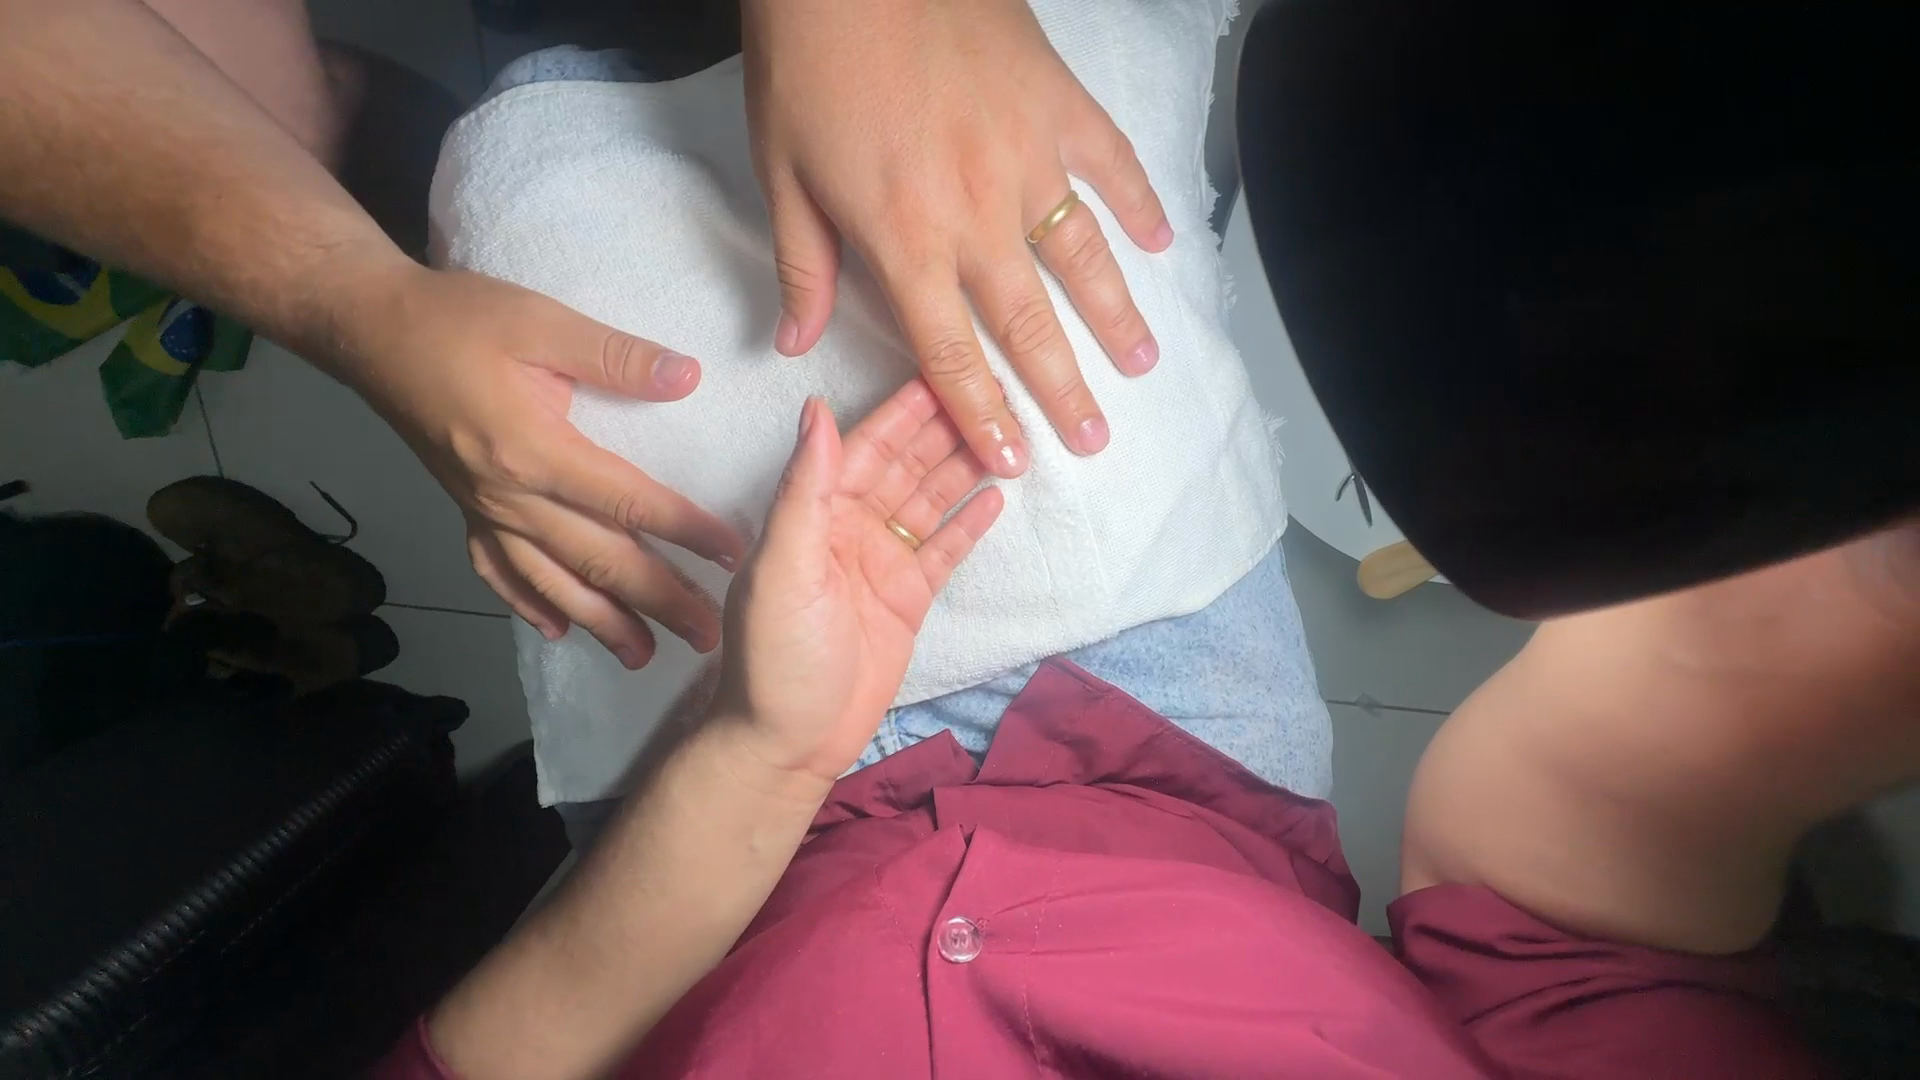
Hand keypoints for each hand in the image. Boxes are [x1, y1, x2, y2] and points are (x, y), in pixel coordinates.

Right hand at [325, 263, 744, 667]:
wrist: (365, 326)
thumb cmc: (457, 319)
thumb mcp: (542, 321)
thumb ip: (617, 355)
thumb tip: (689, 376)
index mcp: (536, 451)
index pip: (630, 504)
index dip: (687, 532)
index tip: (734, 557)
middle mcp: (511, 496)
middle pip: (599, 561)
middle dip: (658, 603)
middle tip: (708, 636)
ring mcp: (485, 511)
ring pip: (552, 582)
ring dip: (601, 623)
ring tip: (645, 656)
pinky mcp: (466, 511)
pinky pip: (499, 572)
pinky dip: (530, 605)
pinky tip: (556, 631)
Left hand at [713, 380, 1003, 784]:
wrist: (792, 741)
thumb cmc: (777, 658)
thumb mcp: (785, 569)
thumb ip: (806, 492)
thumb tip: (817, 410)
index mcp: (816, 515)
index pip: (867, 449)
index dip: (905, 413)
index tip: (945, 375)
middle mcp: (851, 528)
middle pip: (906, 467)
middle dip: (945, 431)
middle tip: (995, 397)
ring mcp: (883, 561)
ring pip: (930, 502)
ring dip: (964, 469)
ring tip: (1008, 437)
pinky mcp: (909, 597)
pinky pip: (944, 550)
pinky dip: (968, 525)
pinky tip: (996, 497)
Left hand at [742, 0, 1172, 476]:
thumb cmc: (807, 60)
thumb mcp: (781, 172)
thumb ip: (801, 268)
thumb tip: (796, 345)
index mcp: (905, 240)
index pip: (952, 354)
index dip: (984, 416)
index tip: (1014, 461)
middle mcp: (976, 213)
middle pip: (1028, 324)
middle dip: (1062, 391)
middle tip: (1093, 438)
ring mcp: (1026, 157)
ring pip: (1083, 256)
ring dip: (1116, 317)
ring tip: (1142, 365)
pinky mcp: (1056, 104)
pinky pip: (1111, 162)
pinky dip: (1140, 203)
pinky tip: (1164, 242)